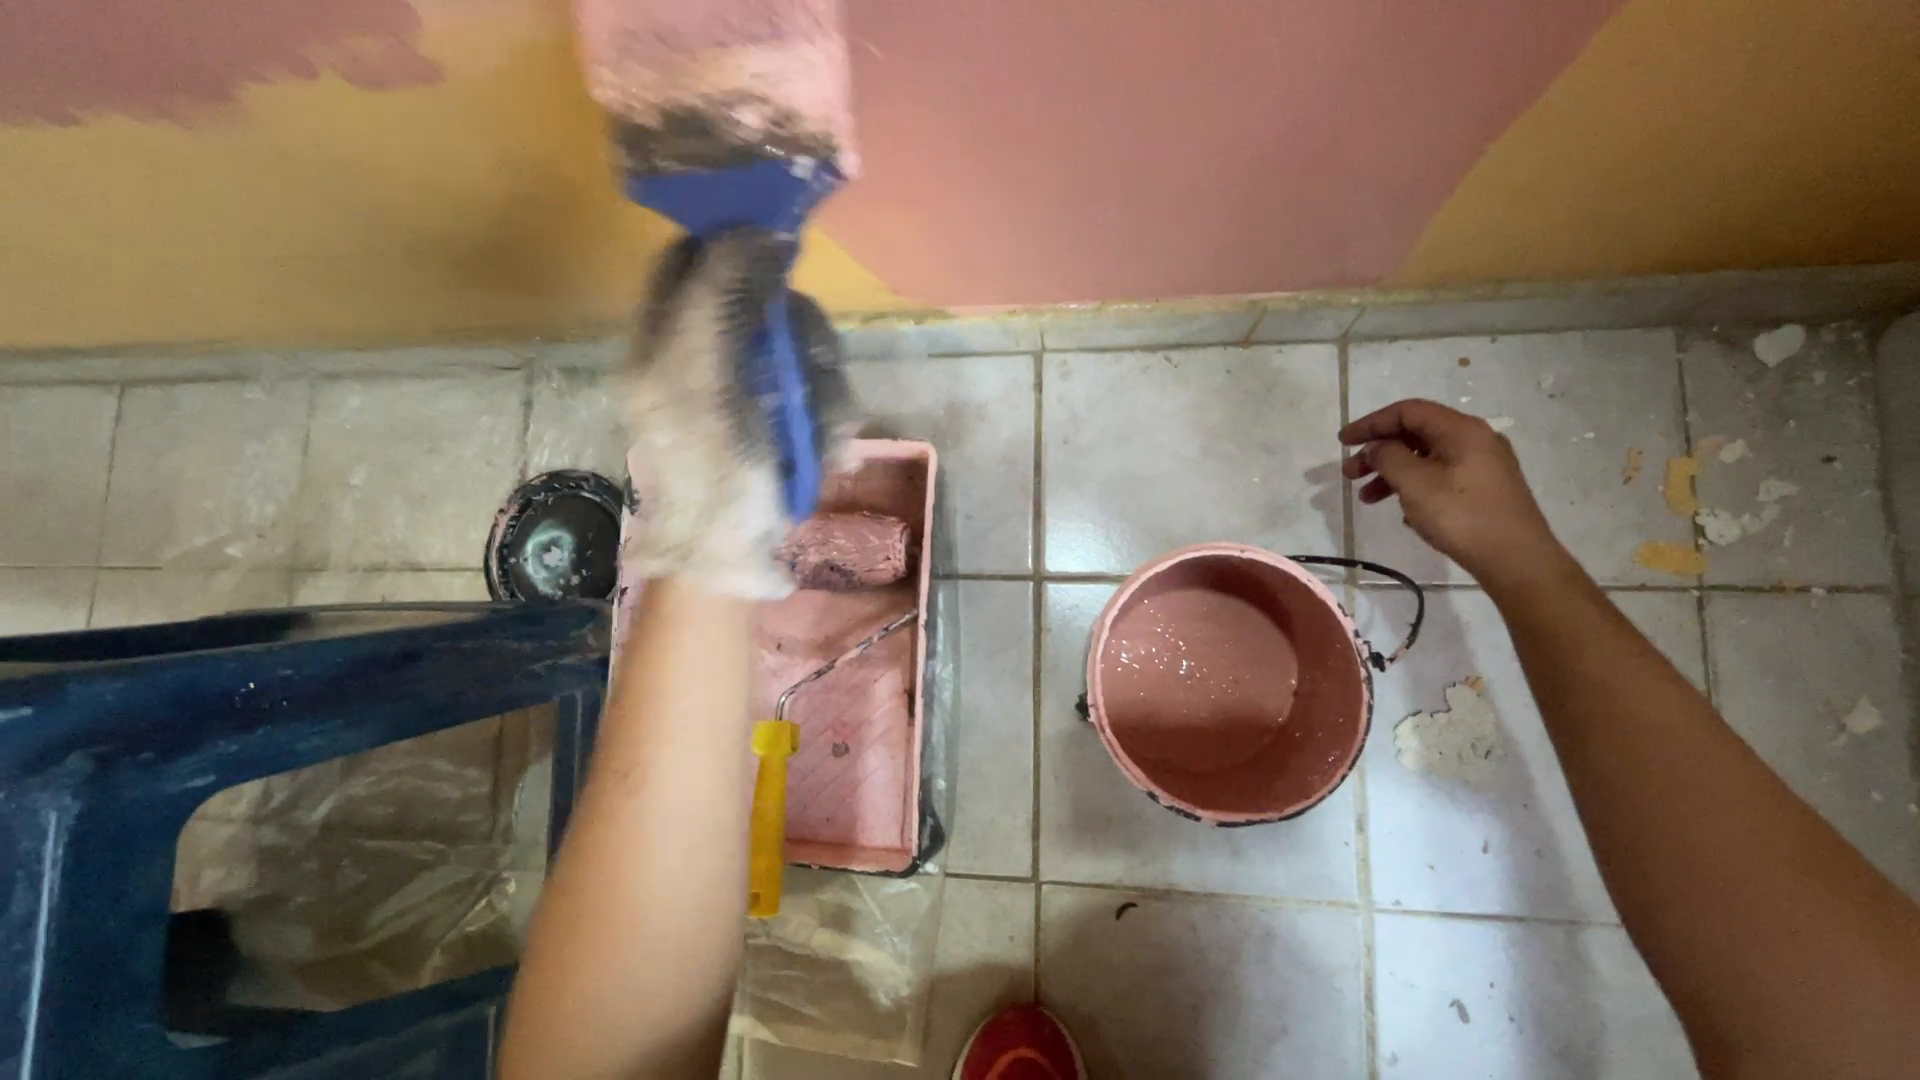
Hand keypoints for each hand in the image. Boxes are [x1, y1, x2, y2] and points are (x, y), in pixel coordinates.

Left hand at [621, 228, 797, 598]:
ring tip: (822, 430)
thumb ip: (719, 296)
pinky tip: (829, 450)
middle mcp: (707, 356)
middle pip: (762, 301)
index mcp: (664, 341)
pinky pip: (823, 390)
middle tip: (809, 360)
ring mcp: (752, 388)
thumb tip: (758, 230)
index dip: (728, 245)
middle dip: (797, 331)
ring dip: (824, 385)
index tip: (777, 249)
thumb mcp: (699, 373)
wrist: (733, 555)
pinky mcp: (788, 416)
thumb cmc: (707, 466)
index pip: (688, 262)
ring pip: (803, 346)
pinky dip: (833, 418)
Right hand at [1340, 399, 1563, 579]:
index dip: (1371, 423)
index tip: (1343, 442)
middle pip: (1416, 434)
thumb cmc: (1461, 515)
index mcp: (1461, 430)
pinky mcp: (1485, 488)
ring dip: (1392, 473)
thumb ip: (1388, 457)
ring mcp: (1483, 464)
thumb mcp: (1415, 483)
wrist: (1516, 558)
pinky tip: (1403, 511)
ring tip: (1368, 498)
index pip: (1407, 411)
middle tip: (1350, 473)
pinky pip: (1440, 476)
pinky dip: (1414, 485)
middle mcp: (1475, 439)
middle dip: (1378, 451)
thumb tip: (1378, 447)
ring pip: (1426, 458)